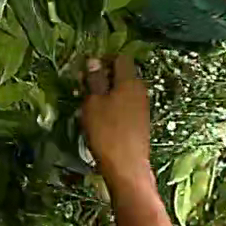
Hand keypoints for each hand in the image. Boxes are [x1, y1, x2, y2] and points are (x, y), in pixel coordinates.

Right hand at [81, 56, 152, 182]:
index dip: (103, 60)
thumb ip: (95, 80)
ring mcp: (142, 107)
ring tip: (88, 104)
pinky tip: (100, 118)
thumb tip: (94, 60)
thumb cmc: (106, 131)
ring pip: (122, 91)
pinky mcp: (140, 122)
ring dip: (106, 93)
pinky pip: (125, 105)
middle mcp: (140, 90)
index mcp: (129, 81)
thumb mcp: (94, 103)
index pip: (120, 58)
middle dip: (103, 77)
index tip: (87, 69)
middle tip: (83, 87)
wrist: (126, 166)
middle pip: (122, 74)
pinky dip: (113, 106)